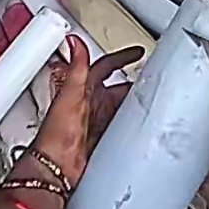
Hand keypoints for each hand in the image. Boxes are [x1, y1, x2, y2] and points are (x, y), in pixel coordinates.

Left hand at [31, 36, 141, 185]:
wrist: (57, 168)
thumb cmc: (57, 134)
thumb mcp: (70, 94)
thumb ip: (76, 66)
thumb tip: (73, 40)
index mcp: (82, 89)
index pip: (105, 67)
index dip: (121, 58)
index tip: (136, 52)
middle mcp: (90, 104)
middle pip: (118, 87)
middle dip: (134, 83)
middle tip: (151, 78)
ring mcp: (97, 122)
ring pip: (122, 106)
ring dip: (135, 103)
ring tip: (152, 100)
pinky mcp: (104, 139)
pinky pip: (123, 125)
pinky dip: (133, 123)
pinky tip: (141, 124)